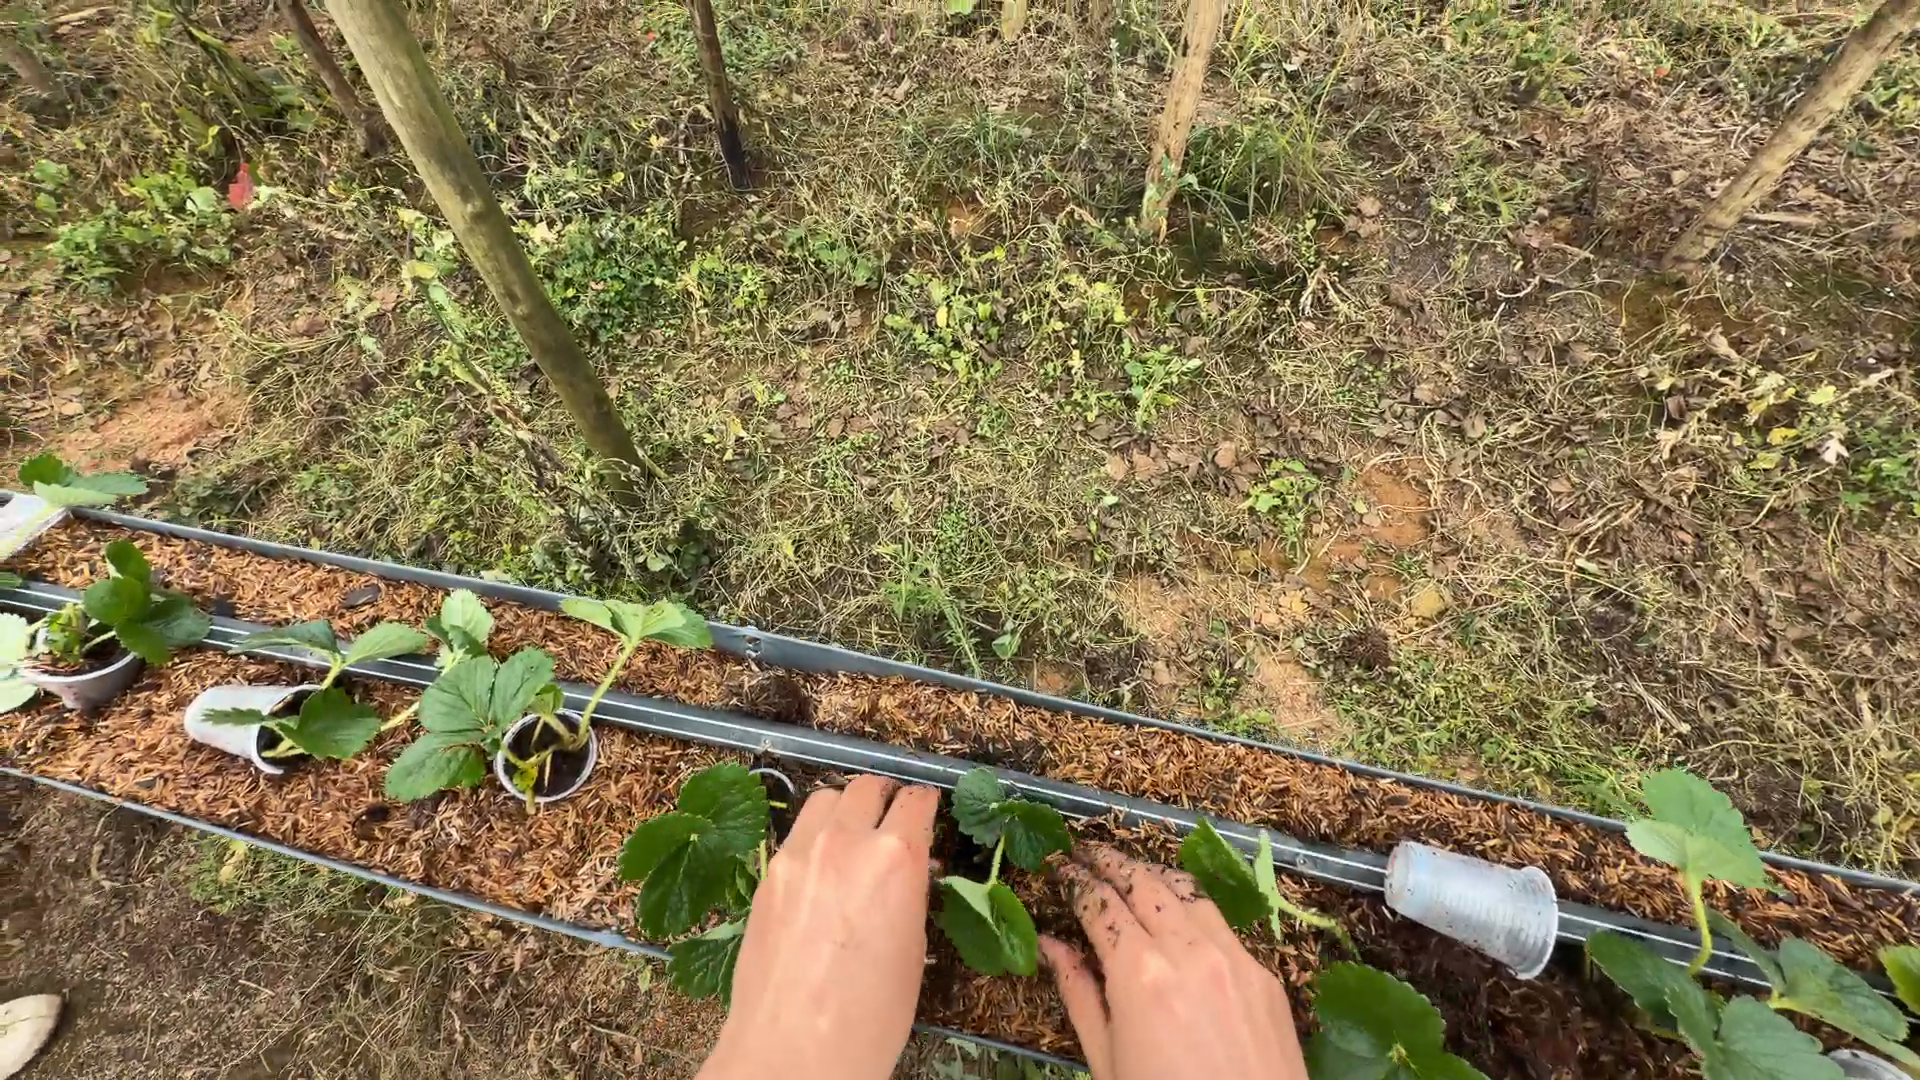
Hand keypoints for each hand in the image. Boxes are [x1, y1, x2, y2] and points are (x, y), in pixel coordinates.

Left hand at [698, 776, 939, 1079]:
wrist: (791, 1055)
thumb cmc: (870, 1017)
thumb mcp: (912, 949)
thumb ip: (910, 891)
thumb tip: (910, 869)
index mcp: (896, 857)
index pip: (916, 801)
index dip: (925, 803)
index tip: (927, 810)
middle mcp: (847, 840)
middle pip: (869, 786)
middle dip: (886, 797)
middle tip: (893, 817)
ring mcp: (801, 852)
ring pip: (828, 797)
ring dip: (847, 807)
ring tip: (853, 833)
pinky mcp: (770, 871)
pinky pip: (798, 831)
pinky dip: (816, 833)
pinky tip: (820, 866)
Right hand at [1041, 844, 1308, 1079]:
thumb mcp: (1107, 1064)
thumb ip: (1079, 995)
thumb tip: (1050, 944)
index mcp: (1141, 974)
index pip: (1099, 902)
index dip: (1075, 879)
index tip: (1059, 867)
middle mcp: (1188, 950)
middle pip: (1141, 882)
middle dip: (1109, 862)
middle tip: (1086, 853)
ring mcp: (1233, 957)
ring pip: (1184, 890)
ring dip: (1150, 875)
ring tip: (1127, 874)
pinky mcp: (1264, 975)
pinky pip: (1220, 922)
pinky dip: (1189, 907)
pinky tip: (1176, 916)